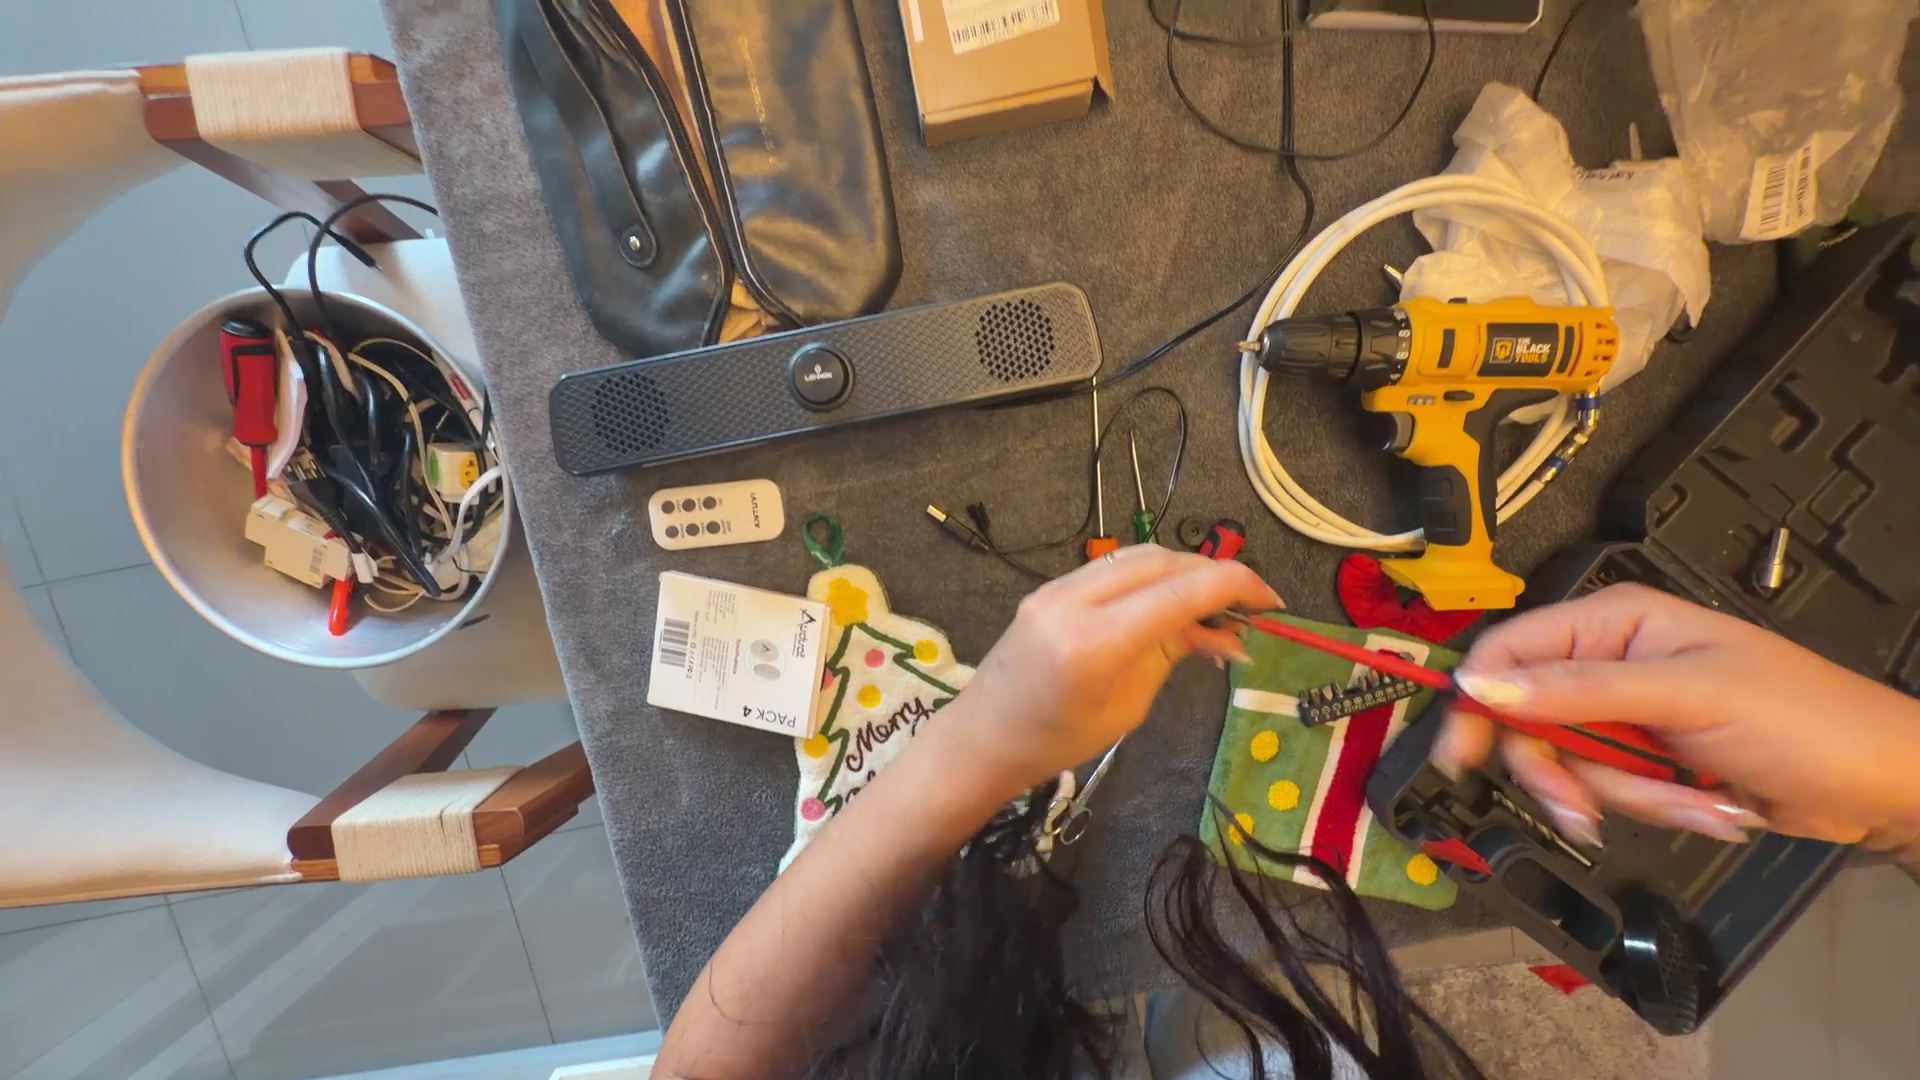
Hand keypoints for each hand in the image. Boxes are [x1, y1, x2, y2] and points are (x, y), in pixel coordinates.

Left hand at [937, 545, 1280, 798]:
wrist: (985, 735)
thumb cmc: (1058, 741)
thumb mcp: (1129, 705)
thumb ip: (1175, 653)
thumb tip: (1229, 631)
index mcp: (1093, 642)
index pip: (1178, 591)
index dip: (1235, 585)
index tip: (1271, 600)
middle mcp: (1072, 601)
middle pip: (1160, 561)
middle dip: (1212, 574)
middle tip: (1248, 605)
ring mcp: (1054, 588)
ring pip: (1136, 556)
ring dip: (1182, 570)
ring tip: (1214, 604)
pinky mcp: (1049, 587)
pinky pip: (1111, 567)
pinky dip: (1150, 576)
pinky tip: (1170, 600)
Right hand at [1431, 584, 1919, 856]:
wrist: (1901, 792)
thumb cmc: (1810, 721)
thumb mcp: (1688, 695)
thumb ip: (1576, 689)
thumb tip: (1477, 682)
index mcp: (1608, 624)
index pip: (1507, 651)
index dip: (1476, 697)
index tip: (1460, 750)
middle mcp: (1601, 661)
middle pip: (1524, 713)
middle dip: (1556, 765)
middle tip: (1574, 805)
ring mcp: (1618, 710)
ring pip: (1560, 756)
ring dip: (1615, 792)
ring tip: (1688, 803)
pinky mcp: (1635, 754)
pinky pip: (1599, 782)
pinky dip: (1643, 803)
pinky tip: (1702, 803)